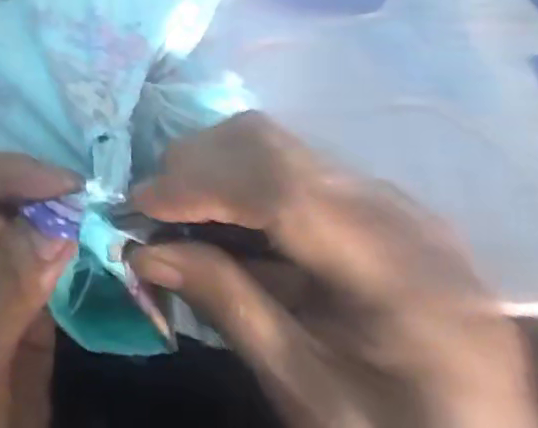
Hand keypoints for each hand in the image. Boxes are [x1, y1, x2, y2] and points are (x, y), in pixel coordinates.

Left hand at [0, 147, 80, 427]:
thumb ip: (7, 283)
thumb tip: (60, 220)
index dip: (10, 170)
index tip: (66, 185)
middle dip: (39, 186)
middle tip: (94, 200)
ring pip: (23, 217)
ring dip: (59, 212)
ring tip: (103, 215)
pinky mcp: (20, 297)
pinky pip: (45, 256)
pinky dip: (71, 245)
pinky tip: (99, 243)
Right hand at [129, 113, 537, 427]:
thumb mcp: (307, 393)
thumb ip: (226, 307)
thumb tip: (141, 248)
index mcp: (400, 276)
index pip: (282, 191)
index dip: (198, 186)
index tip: (137, 206)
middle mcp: (399, 217)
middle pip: (270, 146)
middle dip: (194, 165)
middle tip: (152, 212)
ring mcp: (390, 203)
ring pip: (274, 143)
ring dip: (212, 166)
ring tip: (182, 215)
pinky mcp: (375, 205)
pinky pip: (289, 165)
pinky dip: (238, 179)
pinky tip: (225, 224)